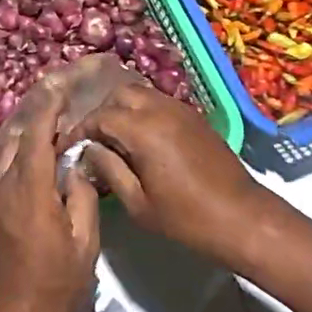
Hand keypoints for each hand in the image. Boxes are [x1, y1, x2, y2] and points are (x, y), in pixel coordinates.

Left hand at [0, 81, 99, 311]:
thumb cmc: (56, 290)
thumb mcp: (85, 246)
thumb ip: (83, 197)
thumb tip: (77, 166)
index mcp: (31, 191)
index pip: (37, 136)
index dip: (48, 108)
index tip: (60, 86)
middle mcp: (3, 186)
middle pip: (14, 135)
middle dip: (32, 108)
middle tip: (50, 89)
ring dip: (16, 124)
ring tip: (35, 108)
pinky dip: (4, 144)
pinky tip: (15, 142)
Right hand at [65, 77, 273, 263]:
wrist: (242, 218)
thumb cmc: (187, 218)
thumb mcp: (139, 204)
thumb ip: (110, 170)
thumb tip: (89, 150)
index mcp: (143, 129)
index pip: (100, 116)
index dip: (80, 130)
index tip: (68, 146)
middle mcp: (160, 109)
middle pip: (120, 94)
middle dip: (101, 112)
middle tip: (93, 139)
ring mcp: (180, 109)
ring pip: (141, 92)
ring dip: (122, 108)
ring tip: (114, 137)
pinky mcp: (193, 116)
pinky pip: (159, 101)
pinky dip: (142, 111)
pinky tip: (140, 138)